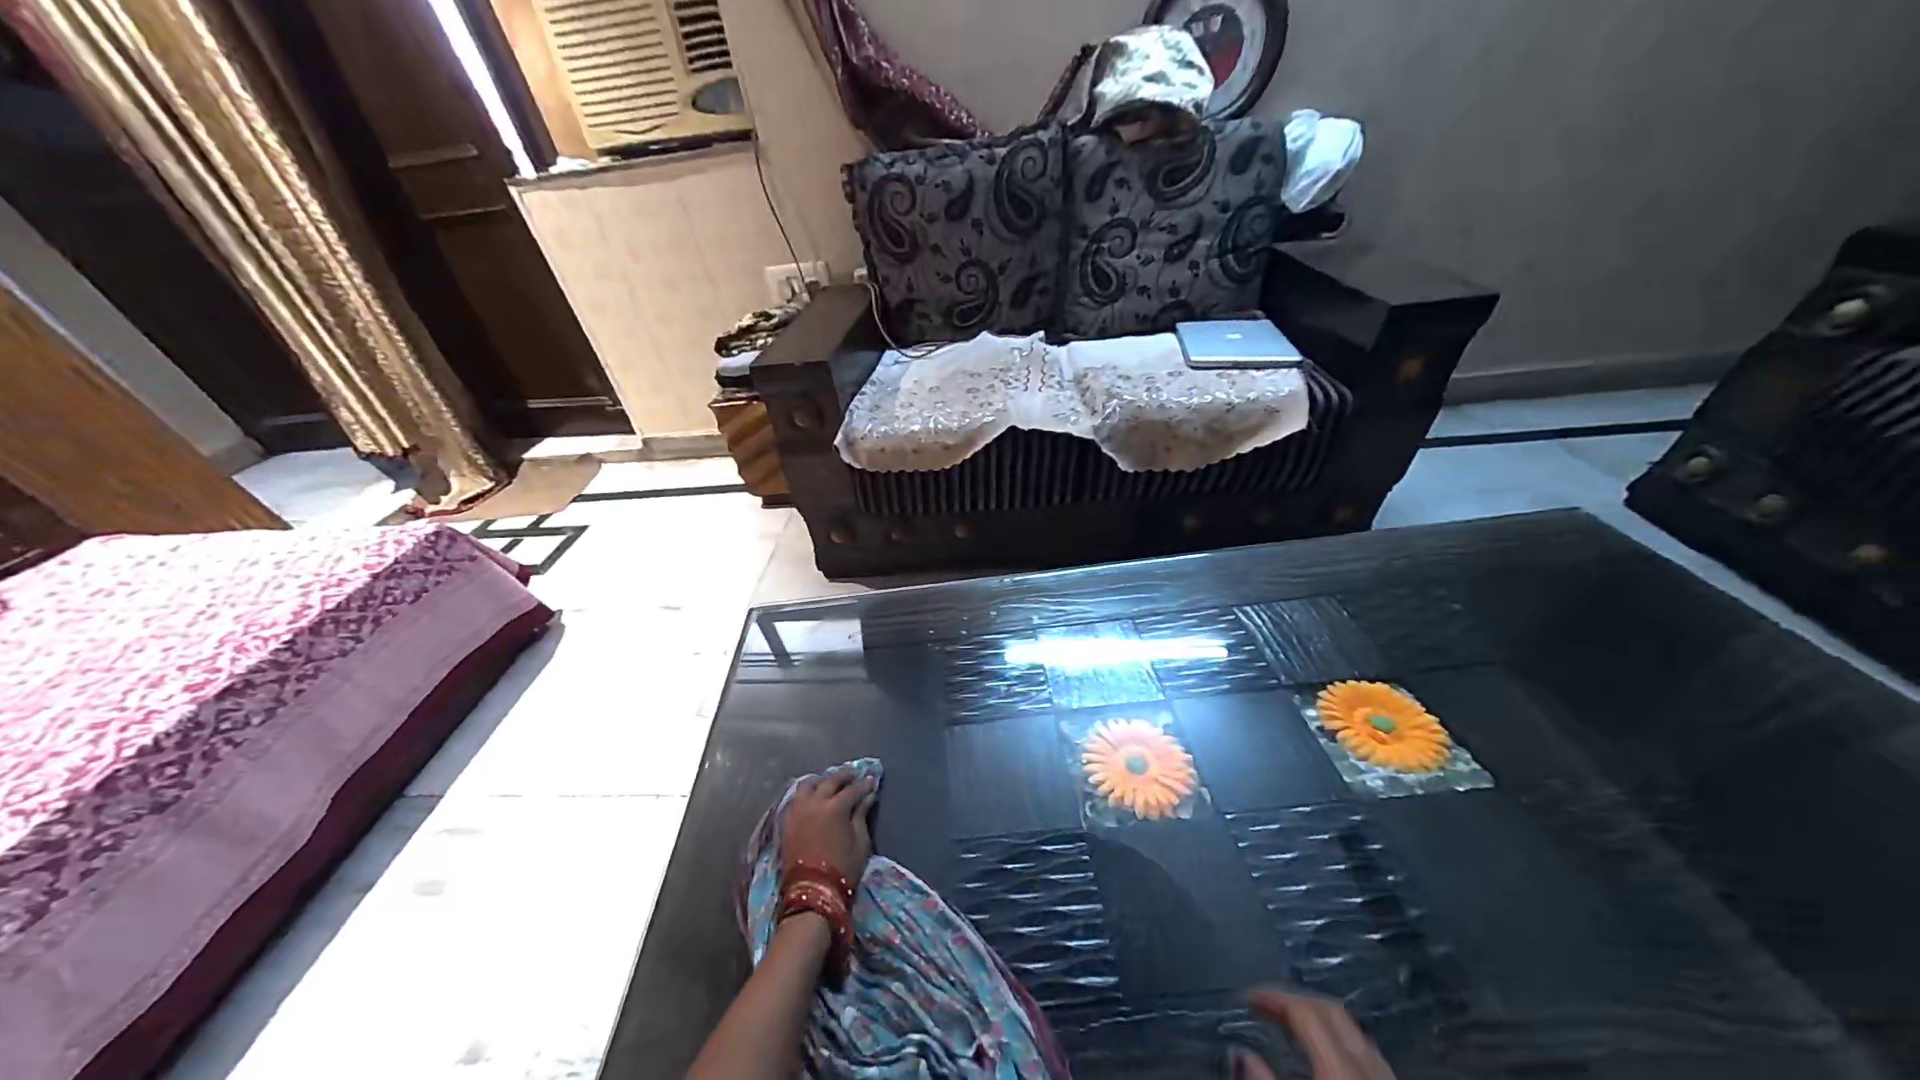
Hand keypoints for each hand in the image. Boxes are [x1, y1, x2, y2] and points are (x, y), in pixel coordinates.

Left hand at [783, 767, 877, 881]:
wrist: (812, 892)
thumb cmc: (843, 869)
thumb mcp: (860, 842)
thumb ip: (861, 815)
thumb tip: (868, 796)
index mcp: (835, 807)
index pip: (853, 789)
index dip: (864, 784)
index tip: (872, 780)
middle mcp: (815, 803)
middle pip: (830, 781)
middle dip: (844, 775)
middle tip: (853, 774)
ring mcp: (798, 811)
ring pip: (808, 785)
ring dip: (821, 780)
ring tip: (829, 782)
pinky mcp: (787, 821)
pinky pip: (796, 798)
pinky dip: (806, 793)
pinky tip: (812, 795)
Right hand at [1237, 988, 1395, 1079]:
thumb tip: (1241, 1054)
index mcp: (1340, 1071)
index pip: (1305, 1013)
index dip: (1274, 998)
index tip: (1248, 999)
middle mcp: (1368, 1068)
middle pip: (1330, 1011)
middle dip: (1294, 1000)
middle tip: (1265, 1005)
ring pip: (1352, 1027)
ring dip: (1317, 1015)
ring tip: (1289, 1022)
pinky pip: (1365, 1048)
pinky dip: (1338, 1035)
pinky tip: (1325, 1051)